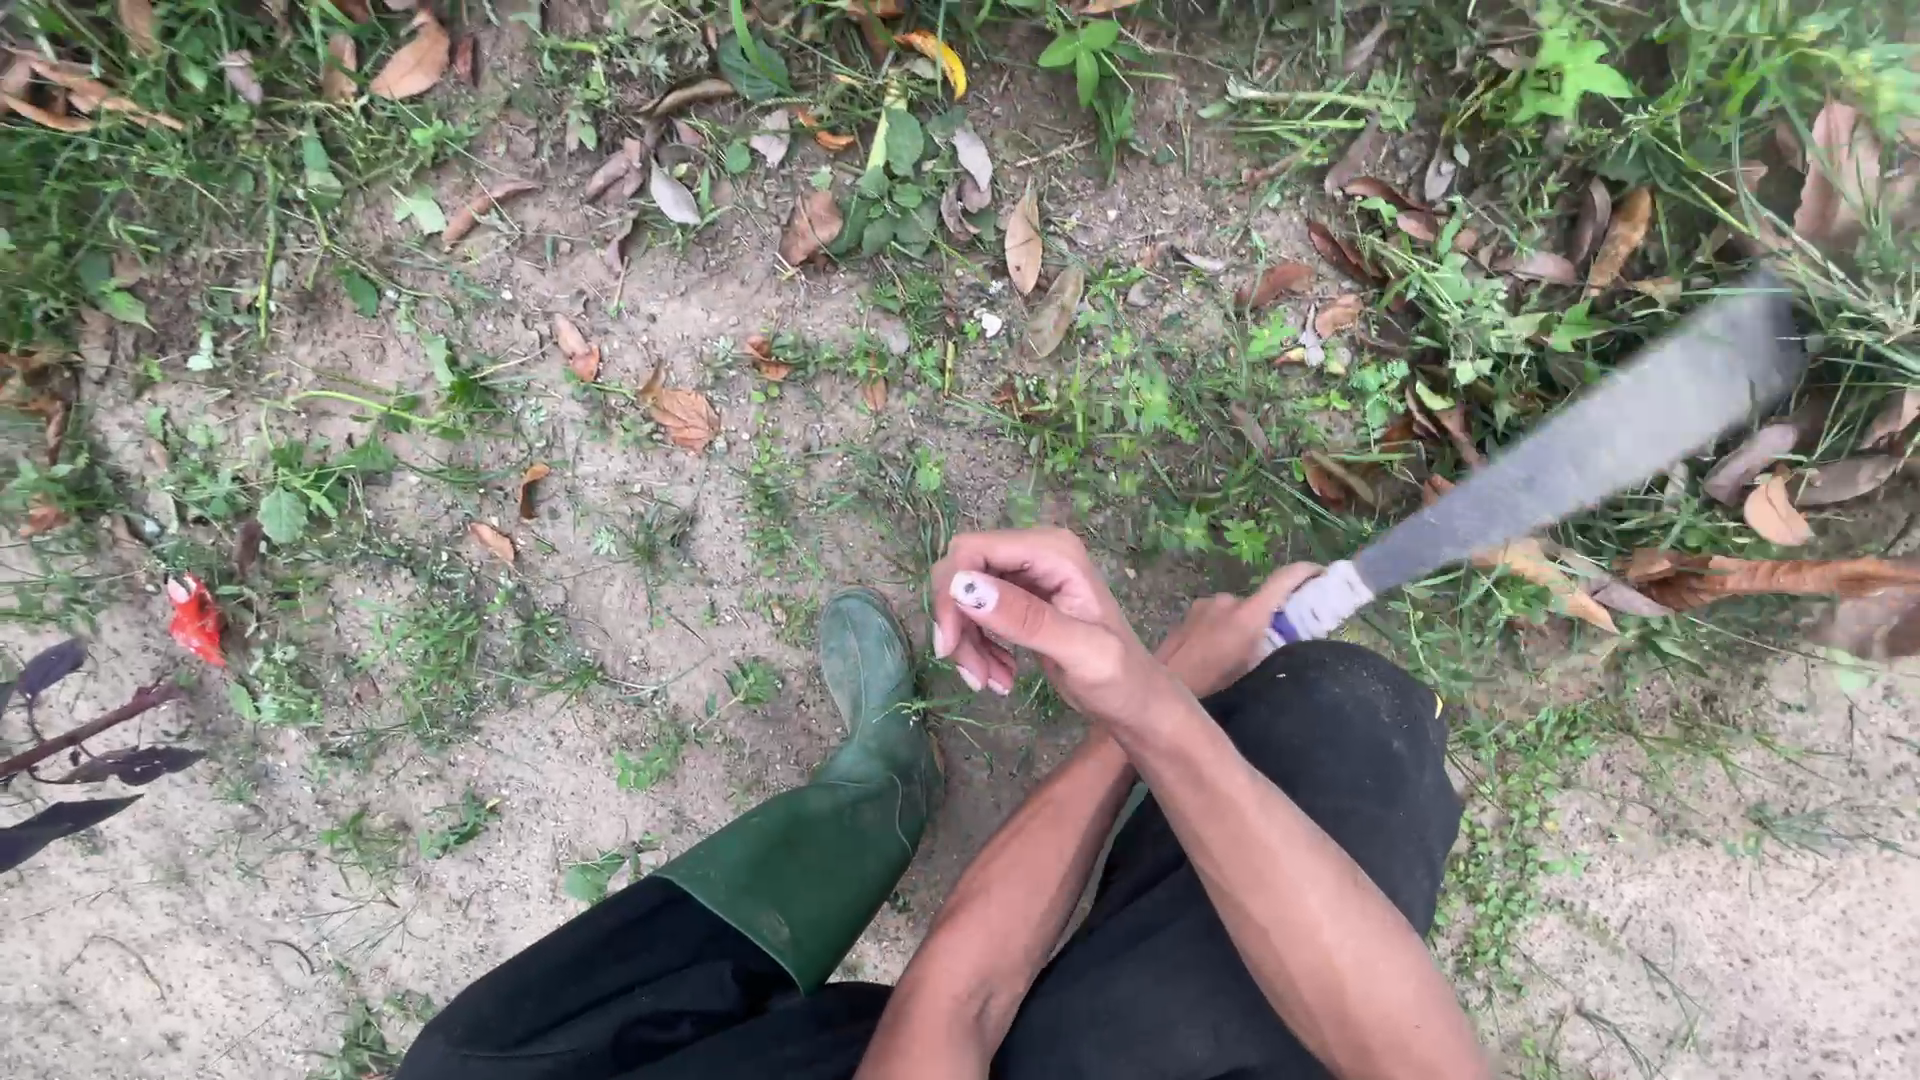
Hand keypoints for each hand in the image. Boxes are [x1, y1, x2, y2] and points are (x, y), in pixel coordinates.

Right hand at [930, 529, 1168, 725]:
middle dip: (957, 623)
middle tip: (971, 672)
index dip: (951, 592)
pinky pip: (973, 613)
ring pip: (962, 596)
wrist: (1134, 701)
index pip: (973, 549)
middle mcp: (1035, 552)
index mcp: (1053, 551)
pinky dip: (976, 647)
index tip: (949, 644)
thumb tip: (966, 588)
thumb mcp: (1080, 652)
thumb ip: (1027, 619)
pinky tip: (998, 675)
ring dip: (966, 643)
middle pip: (961, 571)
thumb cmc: (1120, 678)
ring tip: (990, 681)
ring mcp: (1025, 574)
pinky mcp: (1016, 599)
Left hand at [1154, 564, 1321, 697]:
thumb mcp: (1252, 670)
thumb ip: (1269, 647)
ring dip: (1240, 626)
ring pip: (1235, 611)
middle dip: (1267, 619)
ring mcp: (1204, 604)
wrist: (1164, 680)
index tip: (1322, 573)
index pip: (1283, 580)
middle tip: (1268, 645)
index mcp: (1248, 615)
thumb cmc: (1211, 684)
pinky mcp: (1189, 612)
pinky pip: (1215, 616)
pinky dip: (1221, 628)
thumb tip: (1283, 638)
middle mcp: (1227, 601)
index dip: (1306, 572)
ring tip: (1233, 656)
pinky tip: (1212, 653)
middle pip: (1259, 602)